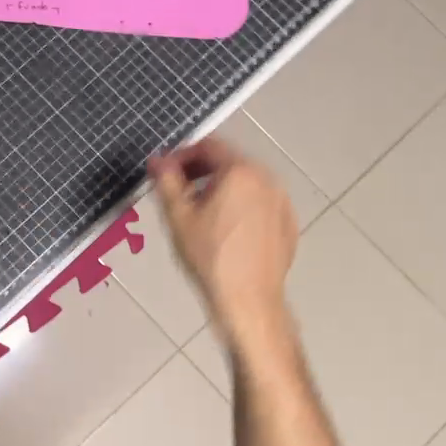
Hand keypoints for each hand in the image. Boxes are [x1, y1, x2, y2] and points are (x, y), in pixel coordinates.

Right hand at [148, 136, 297, 344]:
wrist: (248, 299)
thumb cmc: (208, 255)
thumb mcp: (178, 216)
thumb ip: (166, 181)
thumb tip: (157, 159)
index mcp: (240, 171)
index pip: (208, 146)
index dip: (182, 155)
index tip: (165, 173)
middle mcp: (267, 179)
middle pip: (229, 162)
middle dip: (201, 171)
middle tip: (179, 193)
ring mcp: (282, 201)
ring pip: (246, 183)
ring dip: (221, 188)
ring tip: (201, 214)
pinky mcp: (288, 223)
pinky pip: (260, 203)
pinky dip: (241, 207)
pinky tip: (226, 232)